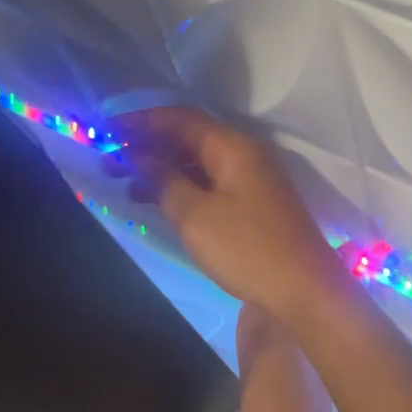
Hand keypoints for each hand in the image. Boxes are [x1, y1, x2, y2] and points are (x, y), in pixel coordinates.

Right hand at [114, 108, 350, 323]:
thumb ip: (164, 182)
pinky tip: (164, 207)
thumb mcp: (196, 216)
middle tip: (110, 164)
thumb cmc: (249, 250)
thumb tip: (142, 160)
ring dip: (165, 172)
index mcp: (234, 147)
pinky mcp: (258, 210)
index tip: (105, 133)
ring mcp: (255, 184)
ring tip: (129, 189)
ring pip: (201, 166)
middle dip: (149, 148)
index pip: (179, 119)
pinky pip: (213, 188)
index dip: (139, 122)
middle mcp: (247, 157)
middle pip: (191, 139)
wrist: (306, 293)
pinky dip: (185, 191)